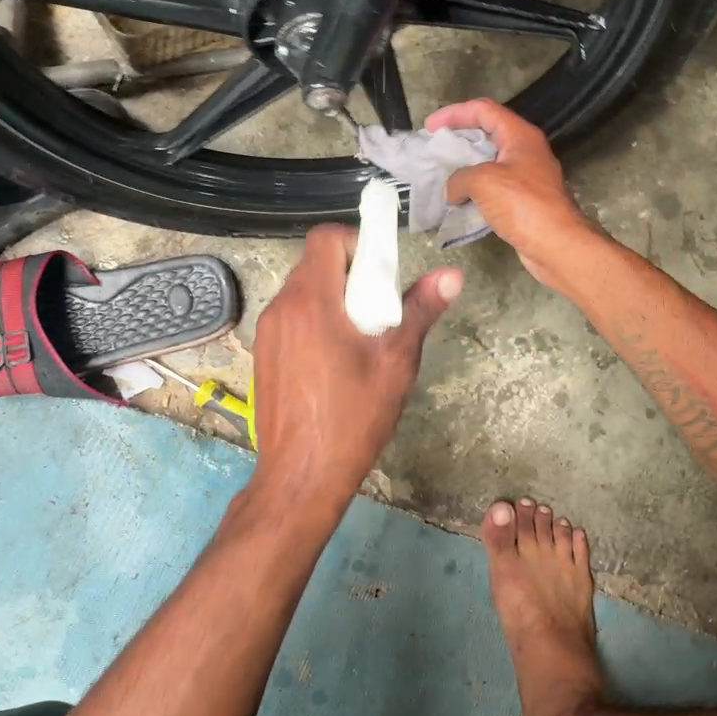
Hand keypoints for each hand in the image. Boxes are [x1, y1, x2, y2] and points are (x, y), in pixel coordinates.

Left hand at [250, 225, 461, 501]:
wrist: (300, 477)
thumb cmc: (353, 418)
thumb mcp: (396, 362)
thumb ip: (420, 311)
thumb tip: (452, 275)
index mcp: (311, 301)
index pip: (326, 238)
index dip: (357, 242)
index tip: (382, 272)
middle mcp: (282, 308)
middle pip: (316, 264)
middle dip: (352, 274)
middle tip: (381, 309)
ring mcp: (267, 333)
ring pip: (304, 292)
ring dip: (335, 299)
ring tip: (363, 339)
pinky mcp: (264, 356)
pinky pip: (293, 319)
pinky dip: (317, 322)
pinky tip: (338, 362)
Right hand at [425, 99, 598, 288]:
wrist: (556, 244)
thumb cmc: (523, 205)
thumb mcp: (482, 182)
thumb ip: (460, 178)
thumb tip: (453, 190)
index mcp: (519, 135)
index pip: (483, 110)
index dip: (454, 113)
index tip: (431, 127)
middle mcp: (526, 150)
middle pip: (488, 132)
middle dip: (459, 138)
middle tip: (435, 148)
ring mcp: (528, 176)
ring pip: (491, 161)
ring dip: (466, 165)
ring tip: (442, 174)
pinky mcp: (525, 200)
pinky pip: (495, 185)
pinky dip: (476, 188)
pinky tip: (459, 200)